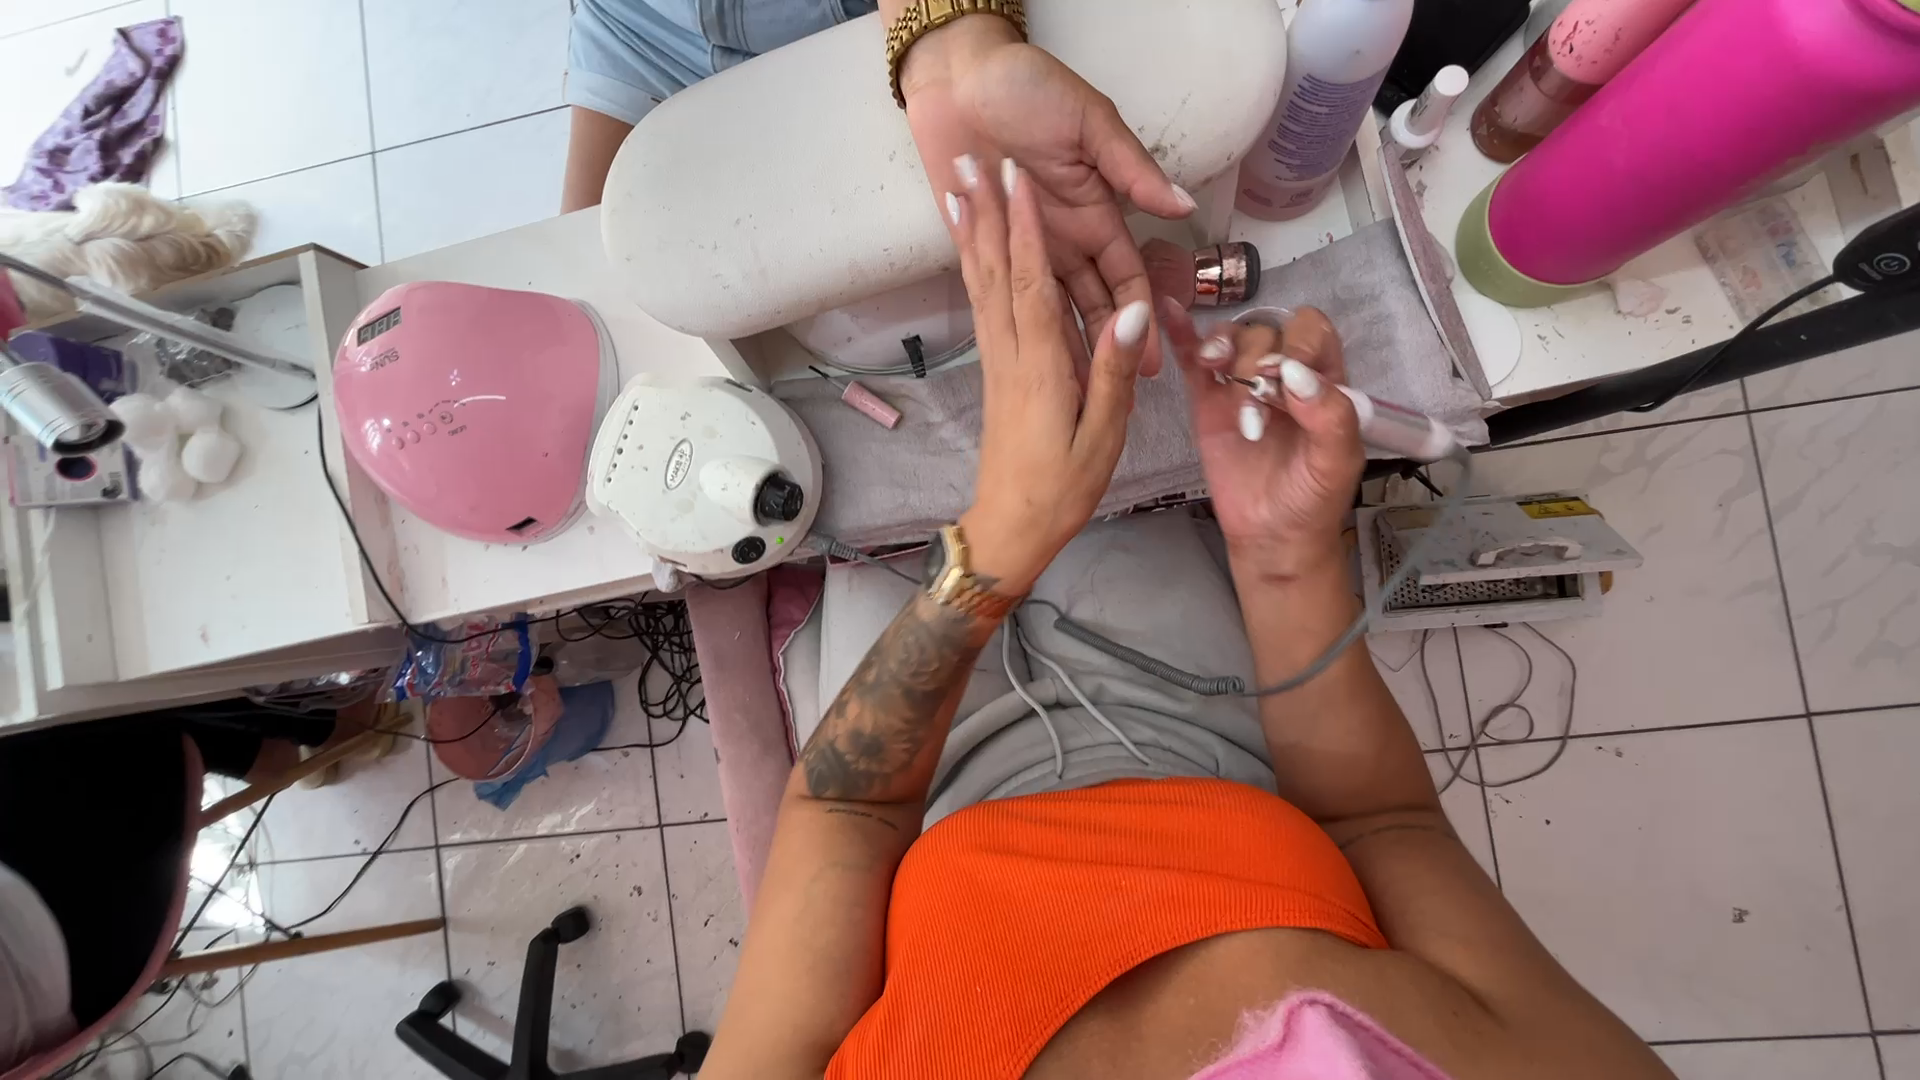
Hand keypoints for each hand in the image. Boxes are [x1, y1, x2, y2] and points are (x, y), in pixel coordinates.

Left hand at [900, 16, 1193, 377]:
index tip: (1150, 365)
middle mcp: (1058, 244)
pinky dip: (1012, 328)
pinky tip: (1023, 362)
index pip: (1122, 283)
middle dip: (1103, 351)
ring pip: (1044, 315)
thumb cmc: (1029, 90)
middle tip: (1117, 400)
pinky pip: (996, 298)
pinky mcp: (980, 254)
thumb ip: (1131, 169)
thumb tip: (1181, 206)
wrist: (959, 78)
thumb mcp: (1091, 123)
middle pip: (1086, 309)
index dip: (1136, 322)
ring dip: (1060, 349)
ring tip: (1073, 396)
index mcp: (1091, 222)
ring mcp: (1019, 253)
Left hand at [948, 154, 1148, 595]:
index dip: (1026, 228)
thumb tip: (1133, 313)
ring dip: (970, 235)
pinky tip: (970, 254)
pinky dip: (973, 274)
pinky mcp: (993, 376)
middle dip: (986, 213)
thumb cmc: (1062, 489)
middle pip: (996, 273)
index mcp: (1042, 367)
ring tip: (956, 189)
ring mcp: (996, 364)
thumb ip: (1114, 373)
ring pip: (981, 288)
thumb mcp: (1102, 437)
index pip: (1033, 283)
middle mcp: (1011, 355)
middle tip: (971, 158)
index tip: (1018, 177)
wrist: (1009, 527)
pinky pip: (982, 313)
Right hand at [1162, 302, 1362, 580]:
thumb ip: (1330, 414)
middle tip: (1253, 409)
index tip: (1282, 382)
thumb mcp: (1337, 461)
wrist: (1272, 536)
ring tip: (1216, 370)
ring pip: (1230, 340)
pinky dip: (1182, 336)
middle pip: (1265, 332)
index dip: (1295, 345)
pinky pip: (1193, 361)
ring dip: (1222, 347)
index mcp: (1322, 379)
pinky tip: (1169, 315)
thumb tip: (1295, 374)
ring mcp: (1239, 386)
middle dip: (1255, 362)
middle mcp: (1281, 373)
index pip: (1310, 332)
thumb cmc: (1312, 499)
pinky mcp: (1206, 402)